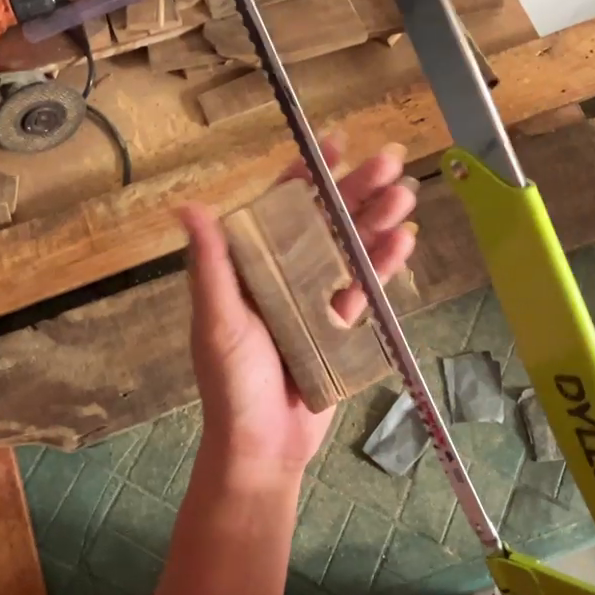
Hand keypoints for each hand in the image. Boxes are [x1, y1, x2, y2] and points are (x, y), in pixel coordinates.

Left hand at [176, 134, 417, 484]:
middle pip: (325, 222)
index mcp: (251, 267)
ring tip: (405, 194)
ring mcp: (315, 300)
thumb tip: (188, 206)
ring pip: (351, 250)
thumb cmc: (232, 384)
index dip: (306, 175)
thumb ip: (211, 264)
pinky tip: (404, 241)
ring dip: (377, 222)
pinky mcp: (342, 328)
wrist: (263, 449)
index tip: (333, 146)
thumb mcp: (218, 321)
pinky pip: (365, 289)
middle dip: (356, 191)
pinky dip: (384, 265)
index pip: (280, 209)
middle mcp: (284, 275)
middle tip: (390, 162)